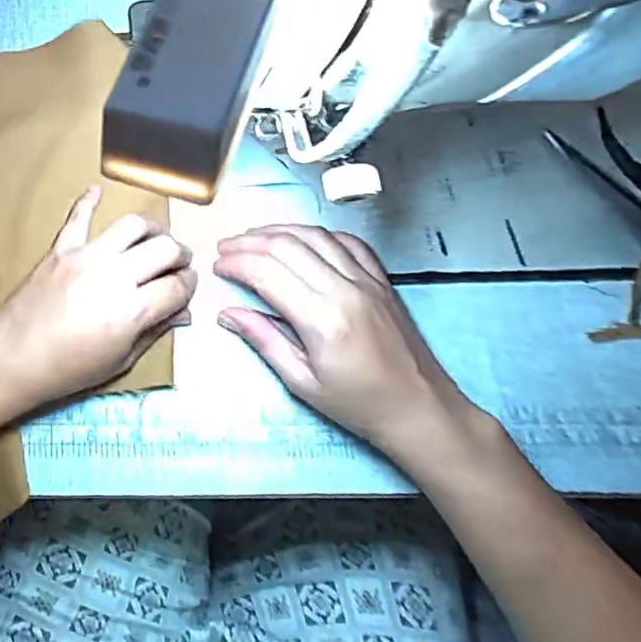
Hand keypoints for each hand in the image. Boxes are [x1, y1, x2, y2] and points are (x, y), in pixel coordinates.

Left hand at [0, 186, 197, 410]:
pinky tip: (98, 191)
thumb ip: (153, 332)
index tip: (188, 287)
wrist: (12, 358)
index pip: (177, 287)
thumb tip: (181, 312)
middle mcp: (113, 277)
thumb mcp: (119, 361)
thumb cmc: (66, 369)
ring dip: (152, 230)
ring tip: (154, 240)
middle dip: (180, 256)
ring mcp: (85, 258)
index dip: (190, 286)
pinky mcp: (61, 249)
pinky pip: (78, 217)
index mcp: (130, 312)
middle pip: (164, 250)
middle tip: (179, 264)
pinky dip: (88, 201)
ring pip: (132, 226)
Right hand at [214, 225, 503, 475]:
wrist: (422, 410)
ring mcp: (368, 280)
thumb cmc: (359, 405)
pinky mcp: (383, 279)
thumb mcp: (302, 382)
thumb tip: (227, 314)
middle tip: (225, 248)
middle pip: (287, 246)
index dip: (236, 264)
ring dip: (278, 231)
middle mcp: (346, 290)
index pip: (268, 273)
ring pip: (315, 236)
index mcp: (323, 320)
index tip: (218, 267)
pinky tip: (300, 239)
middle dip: (249, 242)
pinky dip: (318, 234)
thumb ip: (263, 340)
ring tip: (253, 237)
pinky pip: (348, 242)